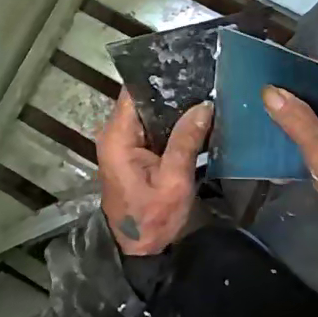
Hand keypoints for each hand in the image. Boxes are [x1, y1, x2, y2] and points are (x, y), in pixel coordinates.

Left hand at [95, 91, 212, 255]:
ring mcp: (122, 143)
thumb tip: (204, 106)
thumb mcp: (174, 181)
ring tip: (203, 92)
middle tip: (203, 78)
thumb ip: (186, 141)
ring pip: (148, 112)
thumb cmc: (152, 219)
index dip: (157, 76)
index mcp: (117, 137)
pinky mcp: (132, 152)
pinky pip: (151, 127)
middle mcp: (114, 134)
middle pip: (141, 99)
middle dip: (169, 90)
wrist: (140, 252)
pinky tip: (193, 116)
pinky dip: (169, 122)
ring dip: (172, 106)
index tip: (184, 65)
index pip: (133, 92)